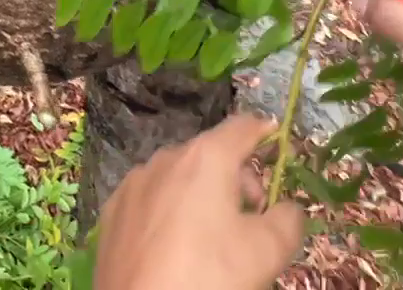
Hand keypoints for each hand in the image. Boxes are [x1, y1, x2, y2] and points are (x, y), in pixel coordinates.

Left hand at [93, 114, 305, 289]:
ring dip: (202, 196)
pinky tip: (174, 248)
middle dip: (238, 180)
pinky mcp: (114, 209)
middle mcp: (167, 157)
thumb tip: (288, 207)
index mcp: (206, 157)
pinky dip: (170, 211)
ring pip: (180, 177)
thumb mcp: (266, 252)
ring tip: (213, 240)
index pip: (243, 127)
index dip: (265, 133)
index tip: (279, 147)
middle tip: (253, 220)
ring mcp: (136, 182)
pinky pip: (153, 198)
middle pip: (212, 154)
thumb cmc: (208, 276)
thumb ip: (288, 219)